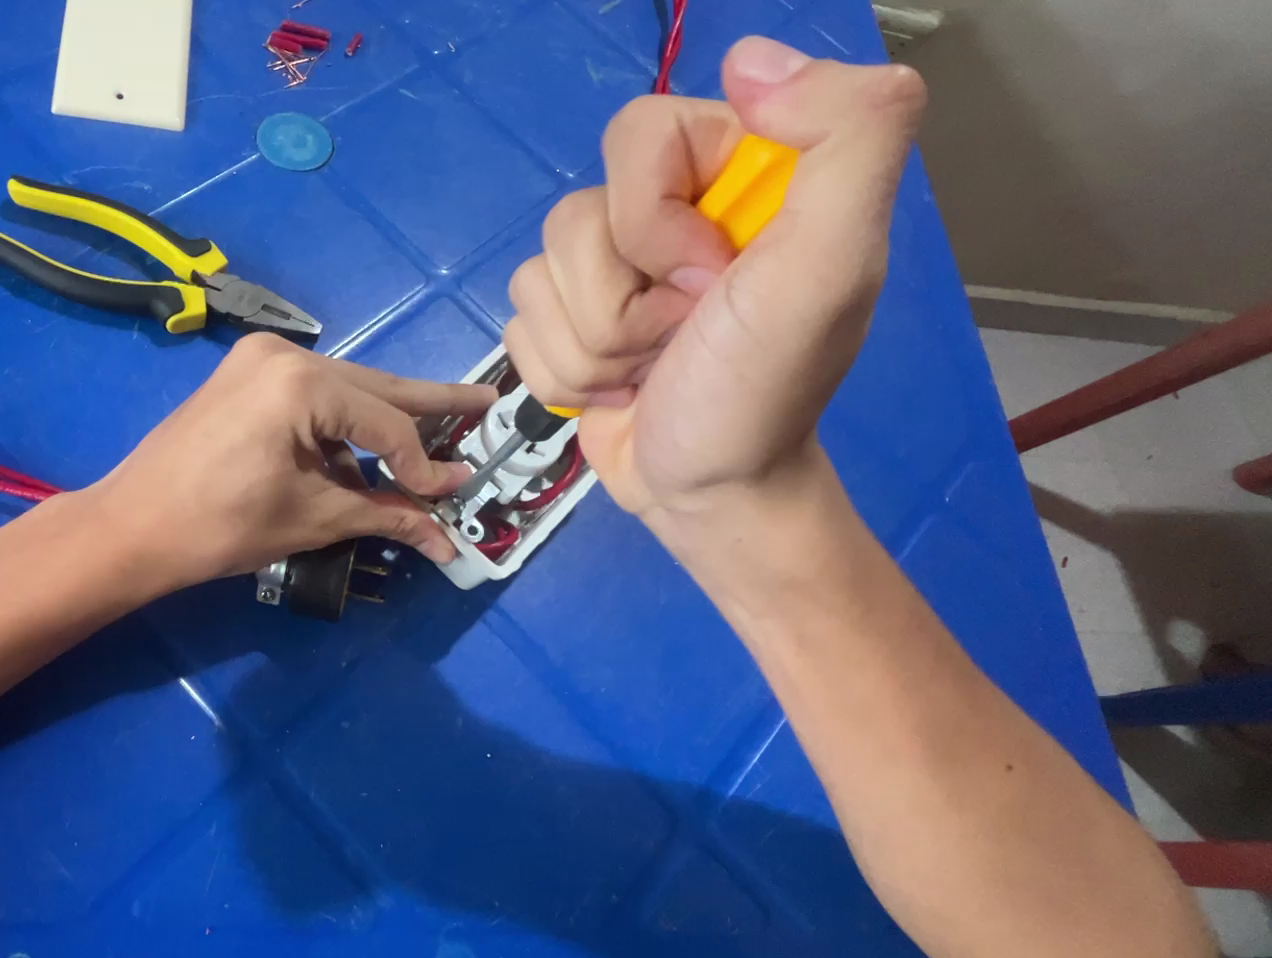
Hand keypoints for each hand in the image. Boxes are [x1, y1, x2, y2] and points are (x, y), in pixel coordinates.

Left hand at [87, 334, 497, 588]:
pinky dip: (340, 427)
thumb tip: (447, 532)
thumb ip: (386, 513)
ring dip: (384, 421)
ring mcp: (259, 361)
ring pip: (344, 391)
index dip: (423, 466)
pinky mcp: (244, 377)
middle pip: (373, 388)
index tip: (452, 495)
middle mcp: (284, 356)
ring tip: (434, 435)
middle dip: (429, 406)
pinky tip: (363, 456)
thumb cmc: (220, 527)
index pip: (385, 425)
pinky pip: (311, 397)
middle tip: (484, 403)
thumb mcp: (313, 519)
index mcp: (300, 384)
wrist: (133, 527)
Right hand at [502, 36, 924, 524]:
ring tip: (647, 373)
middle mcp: (657, 214)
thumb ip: (847, 136)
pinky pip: (517, 326)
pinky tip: (612, 391)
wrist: (707, 491)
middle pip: (570, 220)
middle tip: (680, 338)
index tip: (707, 283)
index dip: (650, 220)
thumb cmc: (762, 390)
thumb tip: (747, 59)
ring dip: (590, 350)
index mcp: (727, 174)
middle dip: (618, 305)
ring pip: (533, 278)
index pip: (633, 136)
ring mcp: (602, 275)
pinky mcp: (561, 324)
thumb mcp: (833, 266)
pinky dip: (562, 375)